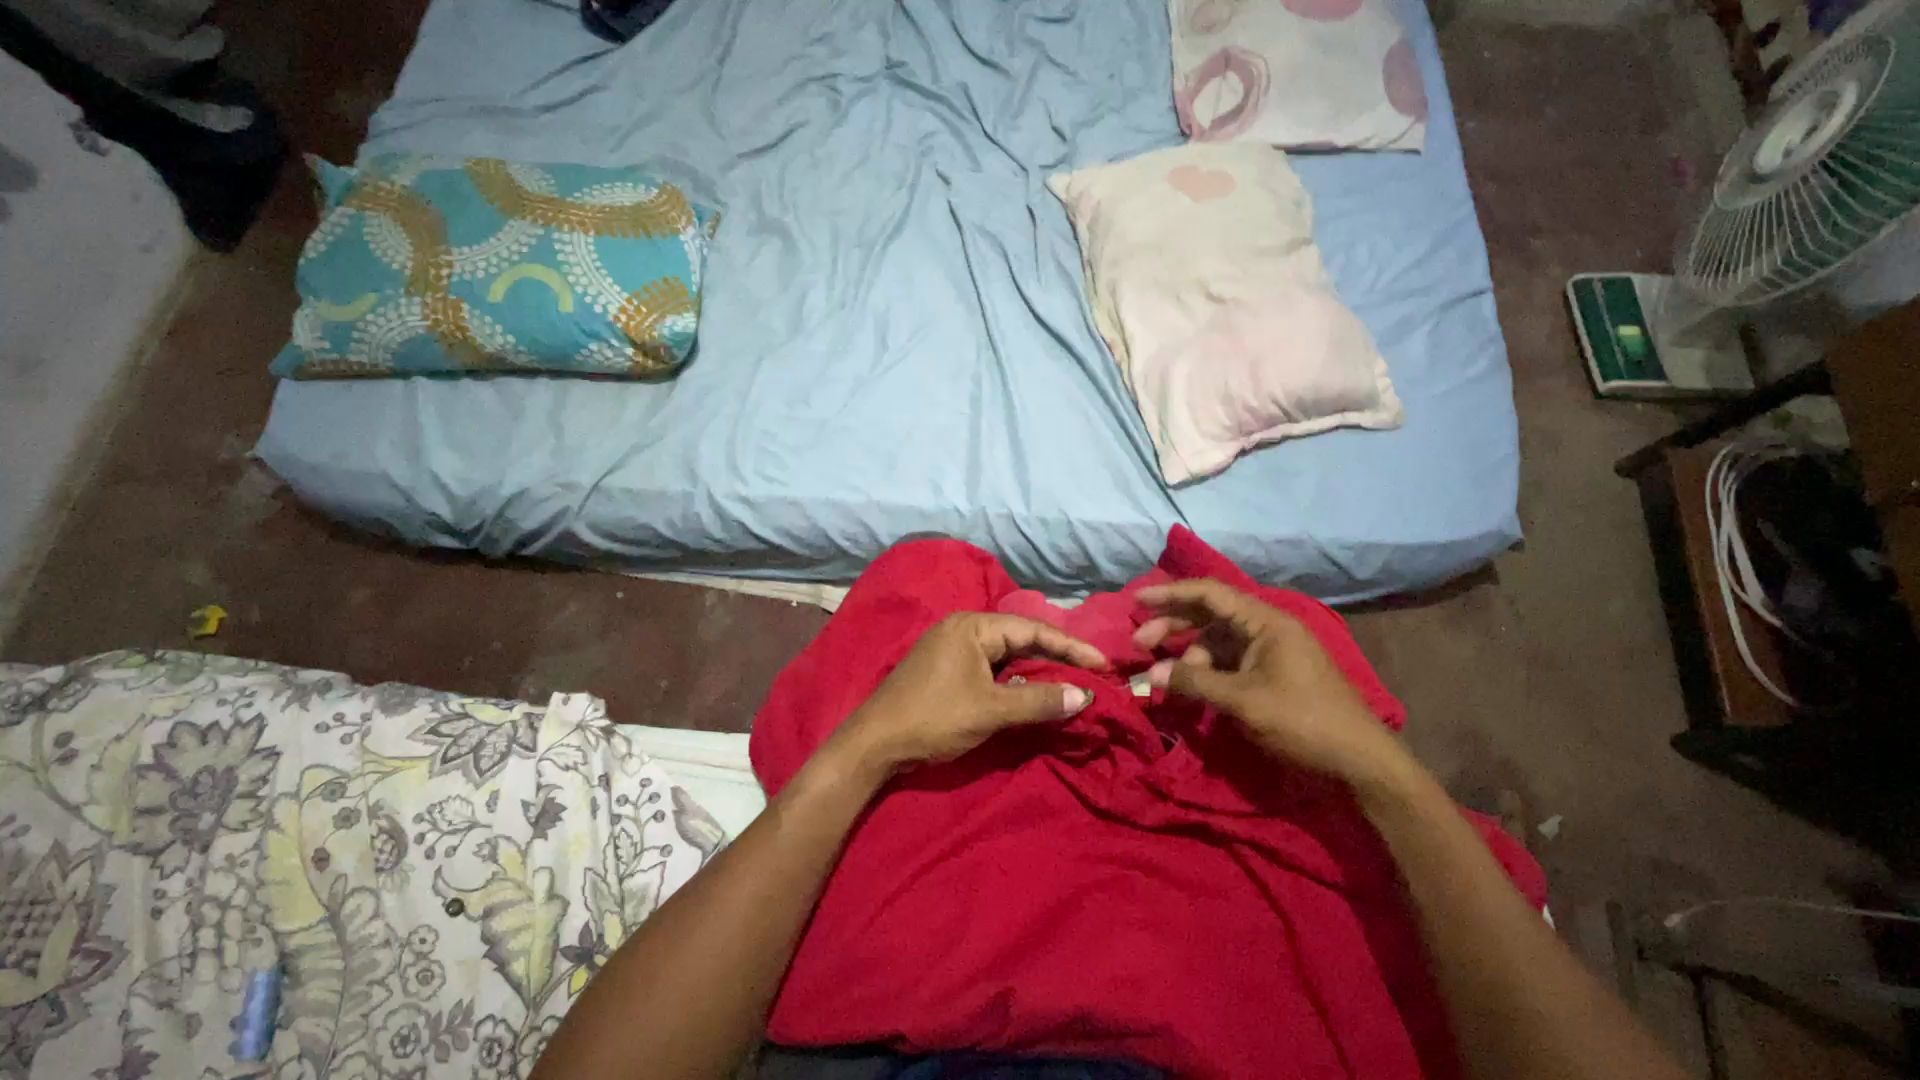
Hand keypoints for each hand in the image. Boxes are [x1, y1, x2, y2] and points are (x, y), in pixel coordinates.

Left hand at [835, 613, 1107, 773]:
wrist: (874, 744)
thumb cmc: (933, 718)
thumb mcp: (990, 710)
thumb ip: (1038, 701)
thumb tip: (1084, 696)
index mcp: (972, 627)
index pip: (1033, 630)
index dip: (1072, 648)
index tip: (1104, 666)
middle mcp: (963, 630)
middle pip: (1021, 639)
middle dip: (1058, 658)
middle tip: (1094, 674)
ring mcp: (953, 650)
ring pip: (1007, 656)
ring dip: (1038, 671)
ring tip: (1073, 684)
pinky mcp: (947, 672)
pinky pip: (992, 670)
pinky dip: (1016, 682)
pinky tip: (1035, 695)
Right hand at [1133, 579, 1412, 788]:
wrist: (1359, 761)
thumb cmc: (1303, 721)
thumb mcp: (1243, 701)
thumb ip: (1194, 683)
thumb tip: (1149, 675)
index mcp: (1267, 622)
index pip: (1210, 593)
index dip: (1171, 594)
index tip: (1136, 602)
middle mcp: (1269, 629)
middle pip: (1211, 616)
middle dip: (1174, 627)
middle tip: (1140, 645)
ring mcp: (1272, 653)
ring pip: (1218, 643)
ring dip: (1190, 658)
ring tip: (1168, 683)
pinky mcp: (1274, 676)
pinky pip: (1231, 664)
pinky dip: (1208, 674)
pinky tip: (1192, 691)